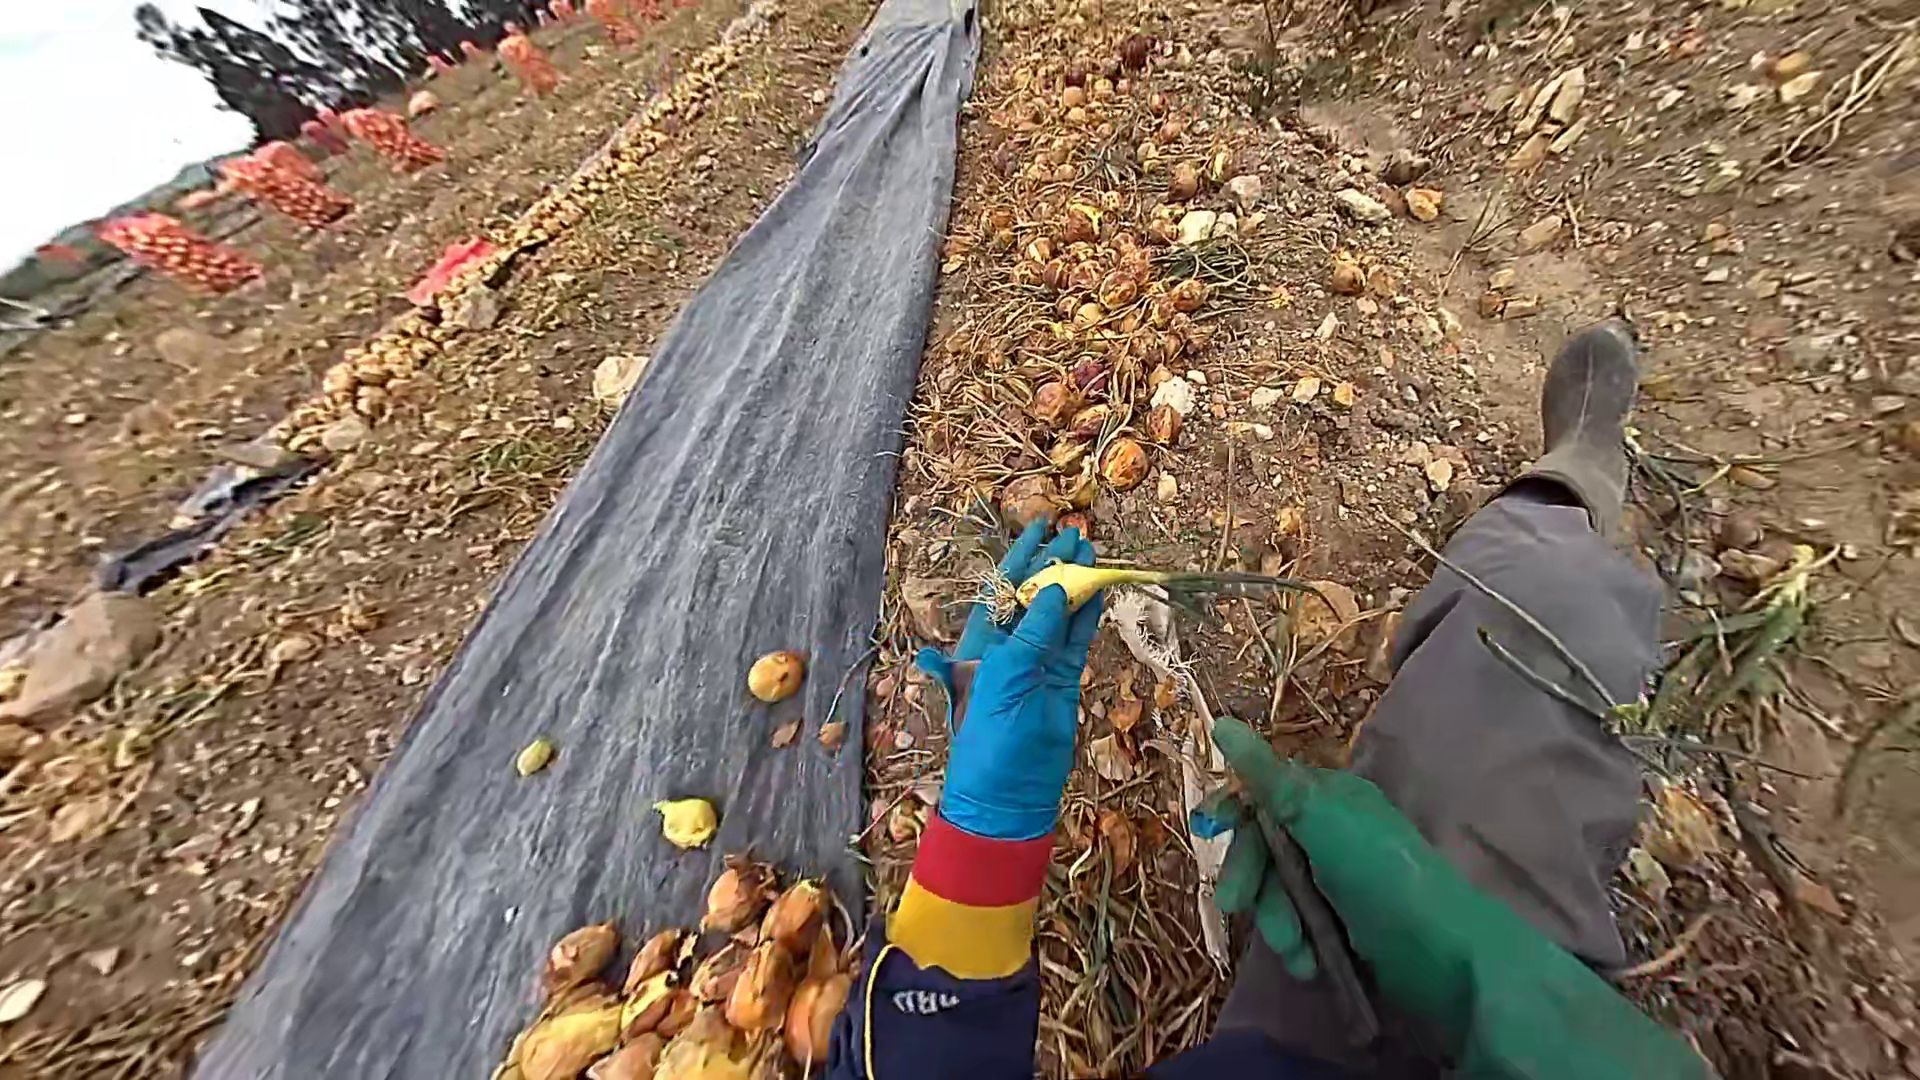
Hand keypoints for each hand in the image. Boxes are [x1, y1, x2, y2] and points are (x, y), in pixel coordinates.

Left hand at [919, 521, 1101, 840]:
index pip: (1001, 586)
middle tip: (1076, 536)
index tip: (1040, 525)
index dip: (1021, 554)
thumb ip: (1032, 632)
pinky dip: (1087, 616)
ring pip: (1058, 613)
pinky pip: (1076, 640)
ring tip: (1092, 554)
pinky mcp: (1062, 678)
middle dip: (1052, 564)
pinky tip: (1098, 591)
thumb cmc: (991, 732)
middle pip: (1033, 594)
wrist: (1009, 790)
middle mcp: (1008, 643)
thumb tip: (1053, 590)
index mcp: (981, 639)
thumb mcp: (1005, 674)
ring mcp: (1037, 660)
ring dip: (1074, 585)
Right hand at [1212, 717, 1705, 1077]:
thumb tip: (1220, 721)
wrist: (1457, 968)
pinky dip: (1297, 942)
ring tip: (1292, 950)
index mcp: (1326, 797)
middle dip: (1251, 878)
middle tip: (1235, 905)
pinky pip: (1299, 922)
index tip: (1206, 828)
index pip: (1262, 791)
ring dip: (1274, 918)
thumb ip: (1265, 774)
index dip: (1233, 809)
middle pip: (1264, 844)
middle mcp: (1328, 831)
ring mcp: (1336, 879)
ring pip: (1277, 888)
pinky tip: (1308, 962)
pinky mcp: (1344, 923)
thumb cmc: (1382, 877)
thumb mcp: (1317, 818)